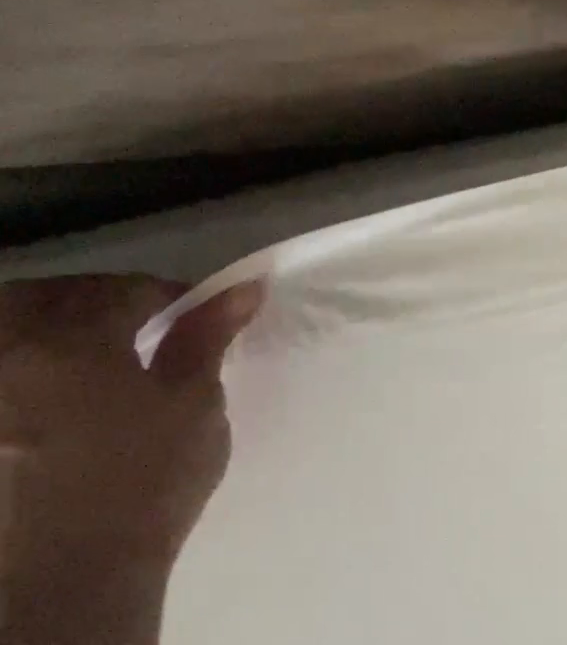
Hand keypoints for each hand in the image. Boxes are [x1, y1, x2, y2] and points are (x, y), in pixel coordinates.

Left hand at [1, 274, 259, 639]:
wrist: (65, 579)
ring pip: (4, 336)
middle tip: (132, 331)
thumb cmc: (144, 481)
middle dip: (90, 305)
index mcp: (62, 342)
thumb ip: (205, 338)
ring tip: (81, 366)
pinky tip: (44, 404)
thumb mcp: (192, 404)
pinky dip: (18, 378)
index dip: (168, 298)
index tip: (198, 320)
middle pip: (40, 301)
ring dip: (43, 336)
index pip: (122, 290)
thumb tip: (243, 286)